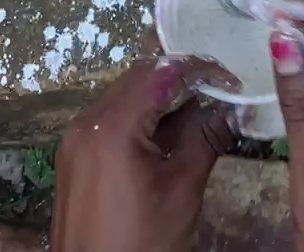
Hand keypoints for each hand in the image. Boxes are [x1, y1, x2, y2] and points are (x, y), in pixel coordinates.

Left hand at [51, 56, 239, 251]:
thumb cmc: (142, 246)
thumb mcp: (181, 193)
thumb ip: (203, 140)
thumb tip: (225, 109)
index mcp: (112, 126)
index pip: (158, 74)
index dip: (196, 69)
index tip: (229, 78)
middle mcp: (87, 121)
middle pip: (137, 79)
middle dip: (178, 79)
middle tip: (217, 90)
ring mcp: (76, 138)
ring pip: (123, 97)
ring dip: (160, 97)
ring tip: (199, 109)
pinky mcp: (75, 156)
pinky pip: (111, 119)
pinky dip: (140, 117)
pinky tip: (168, 132)